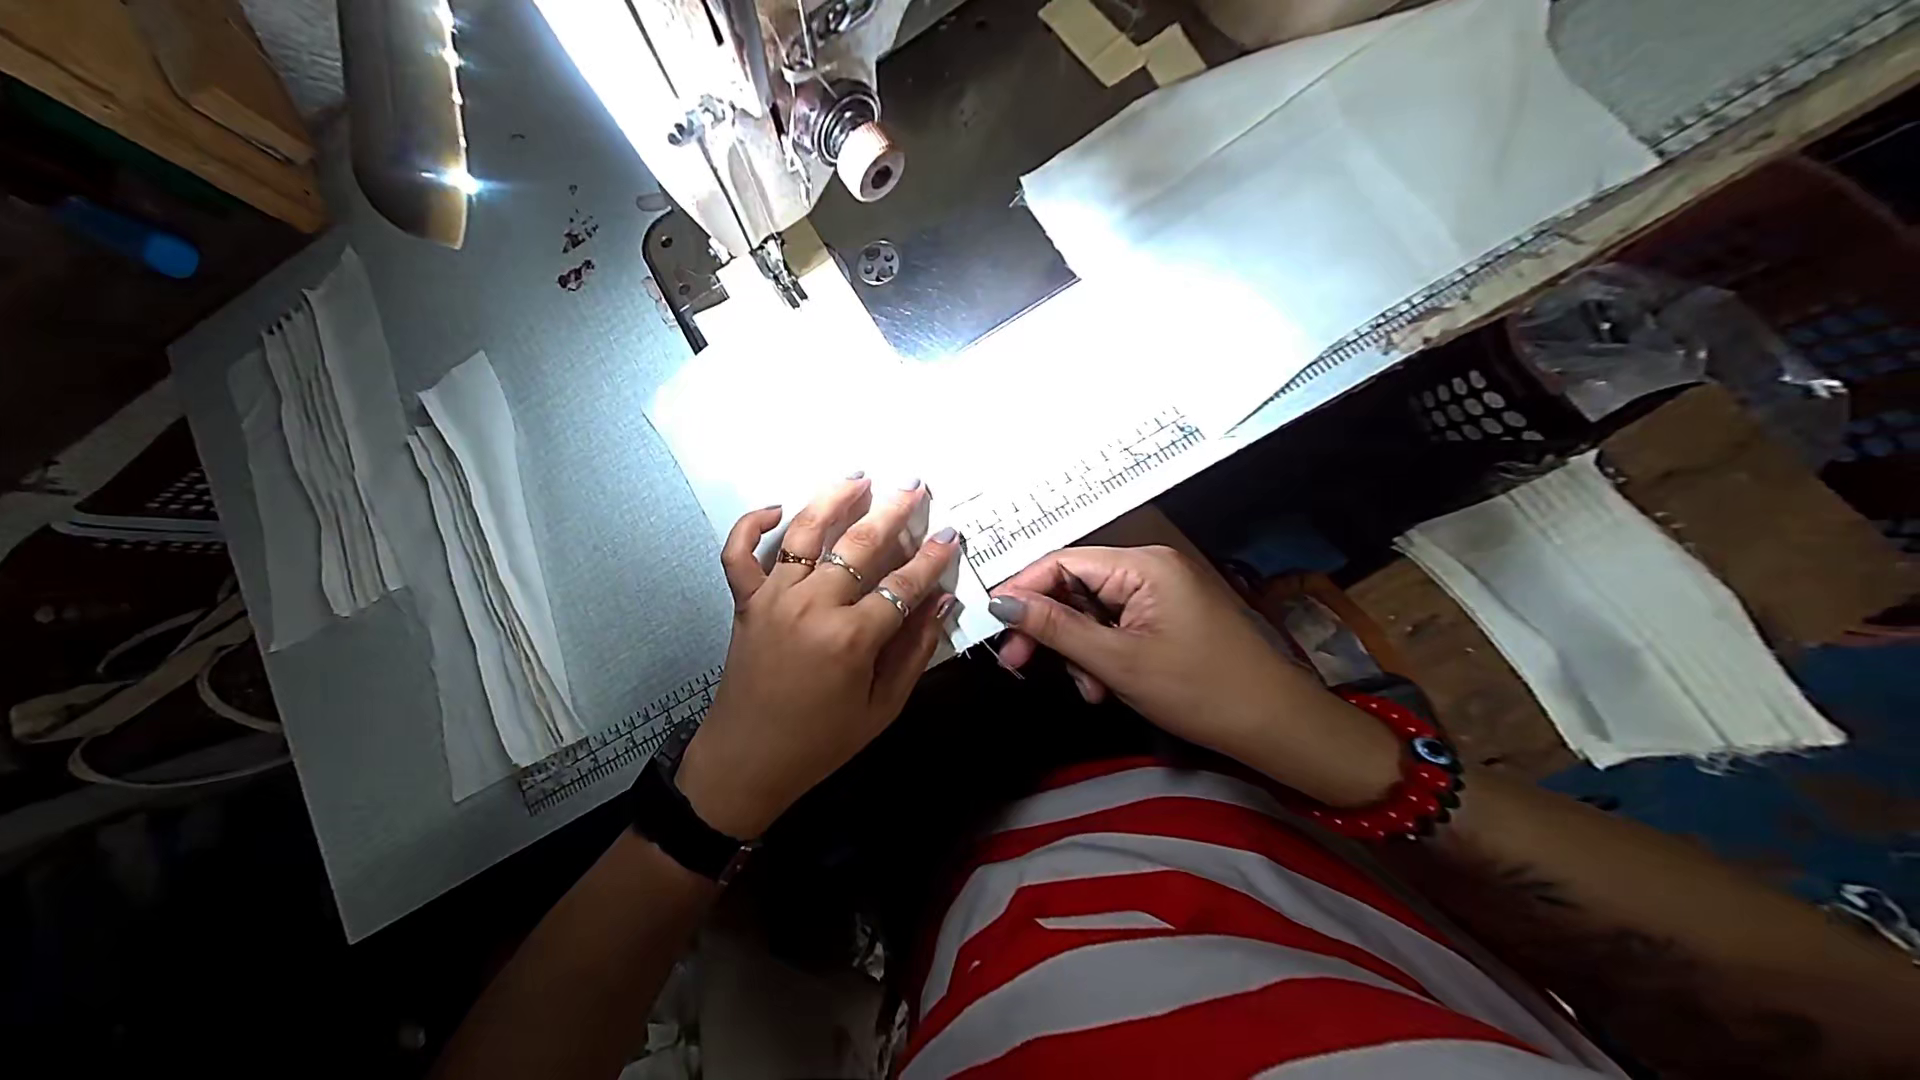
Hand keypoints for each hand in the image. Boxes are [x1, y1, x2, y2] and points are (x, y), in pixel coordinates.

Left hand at [675, 476, 959, 837]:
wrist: (747, 762)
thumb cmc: (821, 742)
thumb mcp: (882, 707)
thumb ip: (915, 650)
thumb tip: (942, 602)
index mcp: (851, 639)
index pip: (902, 585)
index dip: (931, 559)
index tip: (950, 534)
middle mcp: (812, 607)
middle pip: (858, 545)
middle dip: (892, 512)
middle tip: (913, 485)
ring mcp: (773, 599)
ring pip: (805, 534)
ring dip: (833, 500)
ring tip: (858, 477)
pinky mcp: (745, 602)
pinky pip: (739, 553)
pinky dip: (753, 524)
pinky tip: (779, 508)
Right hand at [990, 545, 1402, 806]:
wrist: (1274, 725)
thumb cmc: (1202, 690)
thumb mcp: (1117, 661)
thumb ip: (1056, 628)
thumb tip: (1003, 605)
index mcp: (1143, 564)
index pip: (1062, 562)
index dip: (1022, 591)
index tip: (995, 626)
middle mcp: (1150, 566)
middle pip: (1075, 585)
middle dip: (1050, 627)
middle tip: (1019, 663)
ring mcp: (1160, 590)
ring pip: (1092, 610)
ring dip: (1077, 648)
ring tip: (1088, 687)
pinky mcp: (1166, 613)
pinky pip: (1115, 623)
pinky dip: (1101, 653)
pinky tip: (1104, 684)